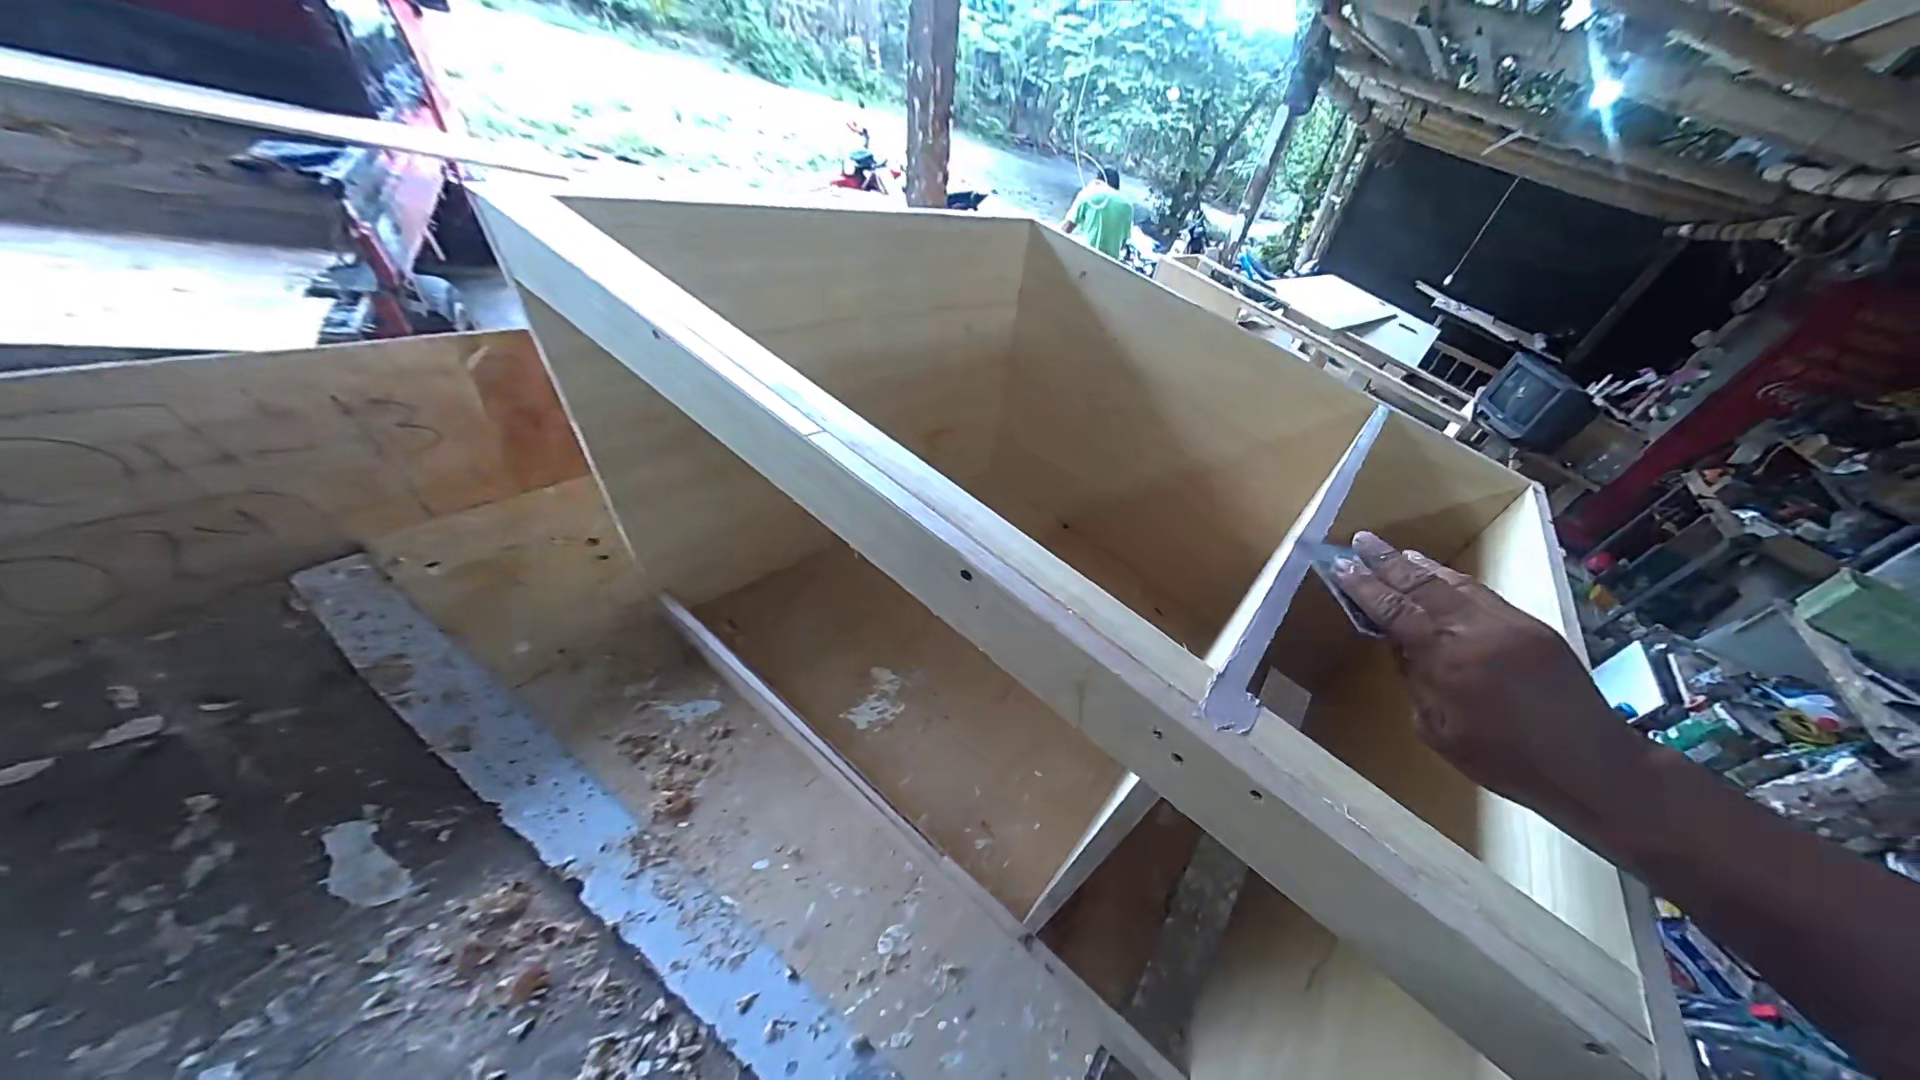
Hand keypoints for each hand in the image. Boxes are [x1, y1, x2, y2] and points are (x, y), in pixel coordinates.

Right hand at [1331, 532, 1648, 822]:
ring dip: (1420, 566)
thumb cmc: (1504, 761)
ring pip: (1455, 583)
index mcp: (1449, 661)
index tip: (1340, 566)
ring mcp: (1511, 624)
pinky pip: (1482, 593)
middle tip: (1360, 540)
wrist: (1594, 768)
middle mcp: (1479, 631)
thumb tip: (1399, 645)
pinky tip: (1437, 576)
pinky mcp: (1533, 626)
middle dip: (1387, 561)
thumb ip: (1414, 679)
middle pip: (1423, 585)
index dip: (1364, 587)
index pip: (1395, 611)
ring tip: (1394, 551)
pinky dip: (1452, 580)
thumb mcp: (1436, 728)